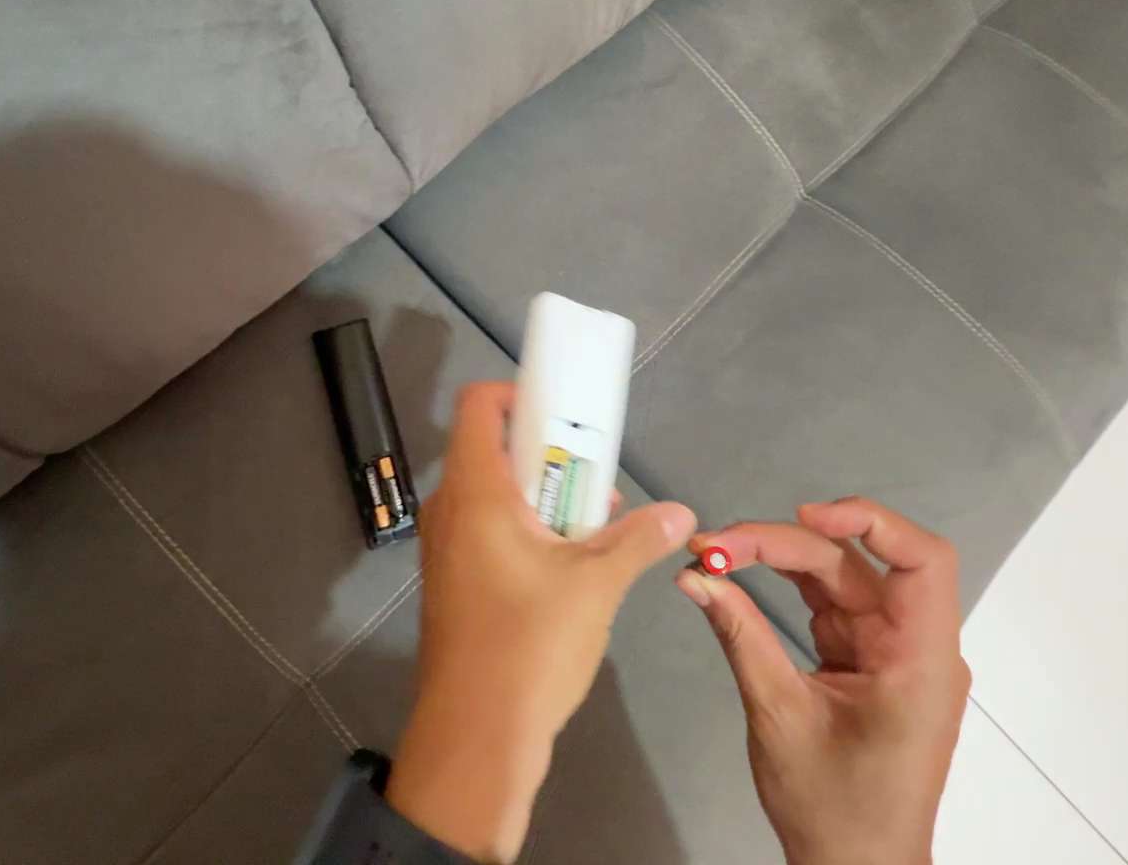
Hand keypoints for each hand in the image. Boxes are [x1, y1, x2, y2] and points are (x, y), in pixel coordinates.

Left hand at [385, 382, 695, 862]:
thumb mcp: (595, 585)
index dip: (517, 392)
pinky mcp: (453, 578)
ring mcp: (446, 545)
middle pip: (492, 446)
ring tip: (596, 519)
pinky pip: (487, 527)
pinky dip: (525, 525)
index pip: (477, 406)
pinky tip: (570, 558)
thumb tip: (681, 510)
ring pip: (493, 491)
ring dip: (542, 493)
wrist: (475, 736)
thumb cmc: (528, 645)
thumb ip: (637, 539)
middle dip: (547, 450)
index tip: (563, 408)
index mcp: (474, 491)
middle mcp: (450, 508)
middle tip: (595, 471)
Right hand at [674, 498, 969, 864]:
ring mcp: (886, 648)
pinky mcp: (861, 656)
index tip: (803, 514)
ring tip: (715, 555)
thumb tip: (692, 576)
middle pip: (852, 562)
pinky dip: (780, 585)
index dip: (870, 521)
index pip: (922, 561)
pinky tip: (736, 577)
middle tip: (712, 548)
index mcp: (918, 660)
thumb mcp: (777, 716)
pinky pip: (824, 601)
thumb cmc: (833, 806)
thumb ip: (739, 635)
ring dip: (775, 558)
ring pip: (834, 575)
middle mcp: (911, 644)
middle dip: (780, 544)